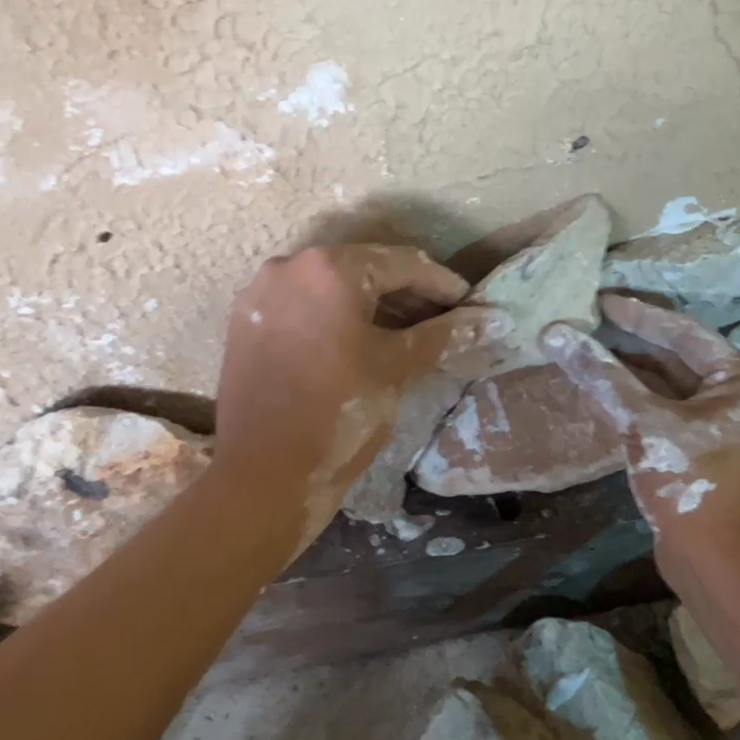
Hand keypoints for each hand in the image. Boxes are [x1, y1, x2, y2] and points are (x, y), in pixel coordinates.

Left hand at [214, 245, 508, 546]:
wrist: (261, 476)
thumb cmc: (337, 415)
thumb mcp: (396, 368)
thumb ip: (443, 335)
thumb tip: (493, 319)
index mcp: (330, 268)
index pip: (402, 264)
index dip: (443, 285)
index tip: (472, 304)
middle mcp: (290, 266)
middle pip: (365, 268)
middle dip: (408, 293)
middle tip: (446, 320)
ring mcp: (262, 292)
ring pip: (332, 286)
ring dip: (372, 305)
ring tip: (410, 334)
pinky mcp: (247, 321)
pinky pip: (304, 304)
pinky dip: (336, 316)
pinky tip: (362, 342)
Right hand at [540, 294, 739, 561]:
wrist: (714, 563)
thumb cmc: (690, 484)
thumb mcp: (643, 423)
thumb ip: (601, 376)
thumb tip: (554, 333)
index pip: (683, 332)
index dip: (638, 315)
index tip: (599, 300)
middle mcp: (736, 393)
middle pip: (674, 354)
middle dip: (629, 340)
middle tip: (587, 320)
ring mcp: (718, 421)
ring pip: (665, 382)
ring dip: (626, 368)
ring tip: (585, 348)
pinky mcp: (698, 445)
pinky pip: (661, 407)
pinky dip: (631, 396)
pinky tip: (599, 386)